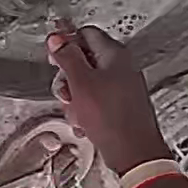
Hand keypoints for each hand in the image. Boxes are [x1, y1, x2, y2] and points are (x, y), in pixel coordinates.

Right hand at [47, 22, 170, 173]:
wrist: (133, 153)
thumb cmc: (111, 118)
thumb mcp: (80, 83)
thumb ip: (67, 57)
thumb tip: (57, 39)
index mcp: (115, 55)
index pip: (85, 33)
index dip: (66, 43)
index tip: (54, 54)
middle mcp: (121, 67)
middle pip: (84, 59)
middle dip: (68, 75)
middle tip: (65, 88)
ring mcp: (121, 86)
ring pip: (86, 81)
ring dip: (74, 95)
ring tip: (76, 109)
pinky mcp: (119, 104)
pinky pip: (95, 98)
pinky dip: (85, 108)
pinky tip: (84, 121)